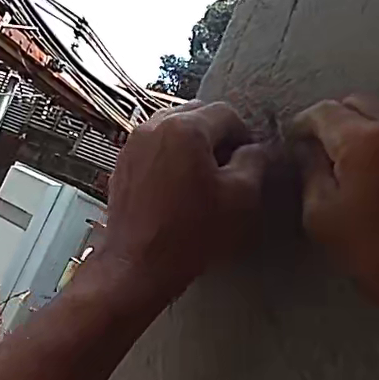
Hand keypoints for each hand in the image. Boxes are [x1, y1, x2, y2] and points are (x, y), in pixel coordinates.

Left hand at [93, 101, 270, 306]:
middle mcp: (155, 127)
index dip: (245, 135)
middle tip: (229, 167)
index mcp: (186, 128)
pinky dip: (171, 156)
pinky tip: (179, 187)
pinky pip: (155, 146)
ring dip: (193, 144)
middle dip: (218, 135)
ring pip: (174, 127)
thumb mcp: (241, 198)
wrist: (138, 266)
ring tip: (203, 178)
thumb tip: (256, 149)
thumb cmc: (190, 234)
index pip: (226, 113)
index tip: (249, 160)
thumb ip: (255, 162)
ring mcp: (134, 145)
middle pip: (197, 114)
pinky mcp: (122, 164)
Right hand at [288, 95, 378, 323]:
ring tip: (368, 169)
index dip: (304, 124)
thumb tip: (308, 150)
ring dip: (373, 132)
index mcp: (364, 140)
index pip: (324, 111)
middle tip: (330, 153)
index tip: (298, 139)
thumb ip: (310, 172)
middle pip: (359, 103)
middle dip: (338, 122)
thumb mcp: (322, 218)